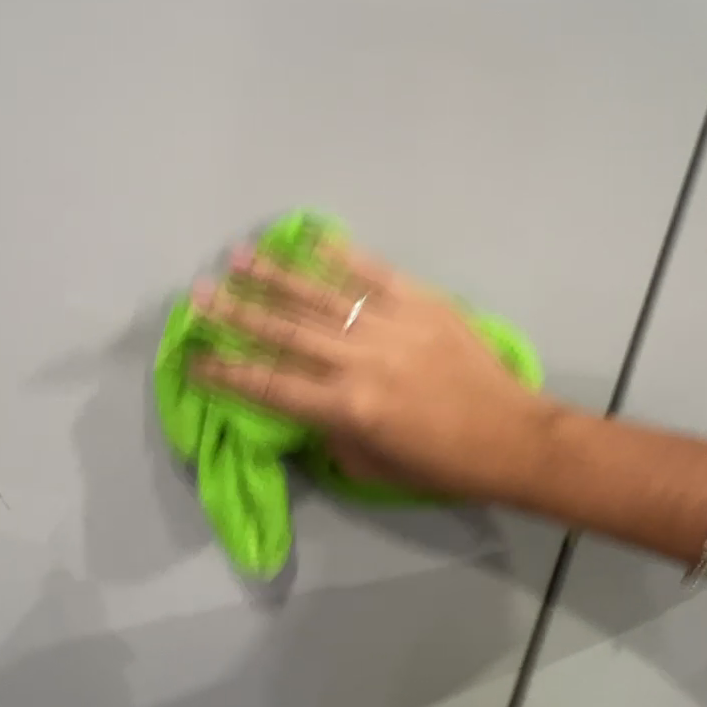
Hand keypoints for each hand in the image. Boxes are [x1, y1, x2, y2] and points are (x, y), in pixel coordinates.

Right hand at [191, 241, 558, 500]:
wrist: (513, 438)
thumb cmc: (442, 465)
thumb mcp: (372, 467)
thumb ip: (329, 434)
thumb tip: (306, 404)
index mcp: (347, 409)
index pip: (270, 386)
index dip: (226, 371)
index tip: (194, 357)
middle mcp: (361, 361)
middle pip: (285, 332)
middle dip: (237, 313)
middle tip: (200, 293)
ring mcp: (393, 326)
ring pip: (321, 295)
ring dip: (276, 275)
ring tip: (240, 257)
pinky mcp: (423, 302)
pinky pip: (373, 273)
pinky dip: (339, 254)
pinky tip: (310, 239)